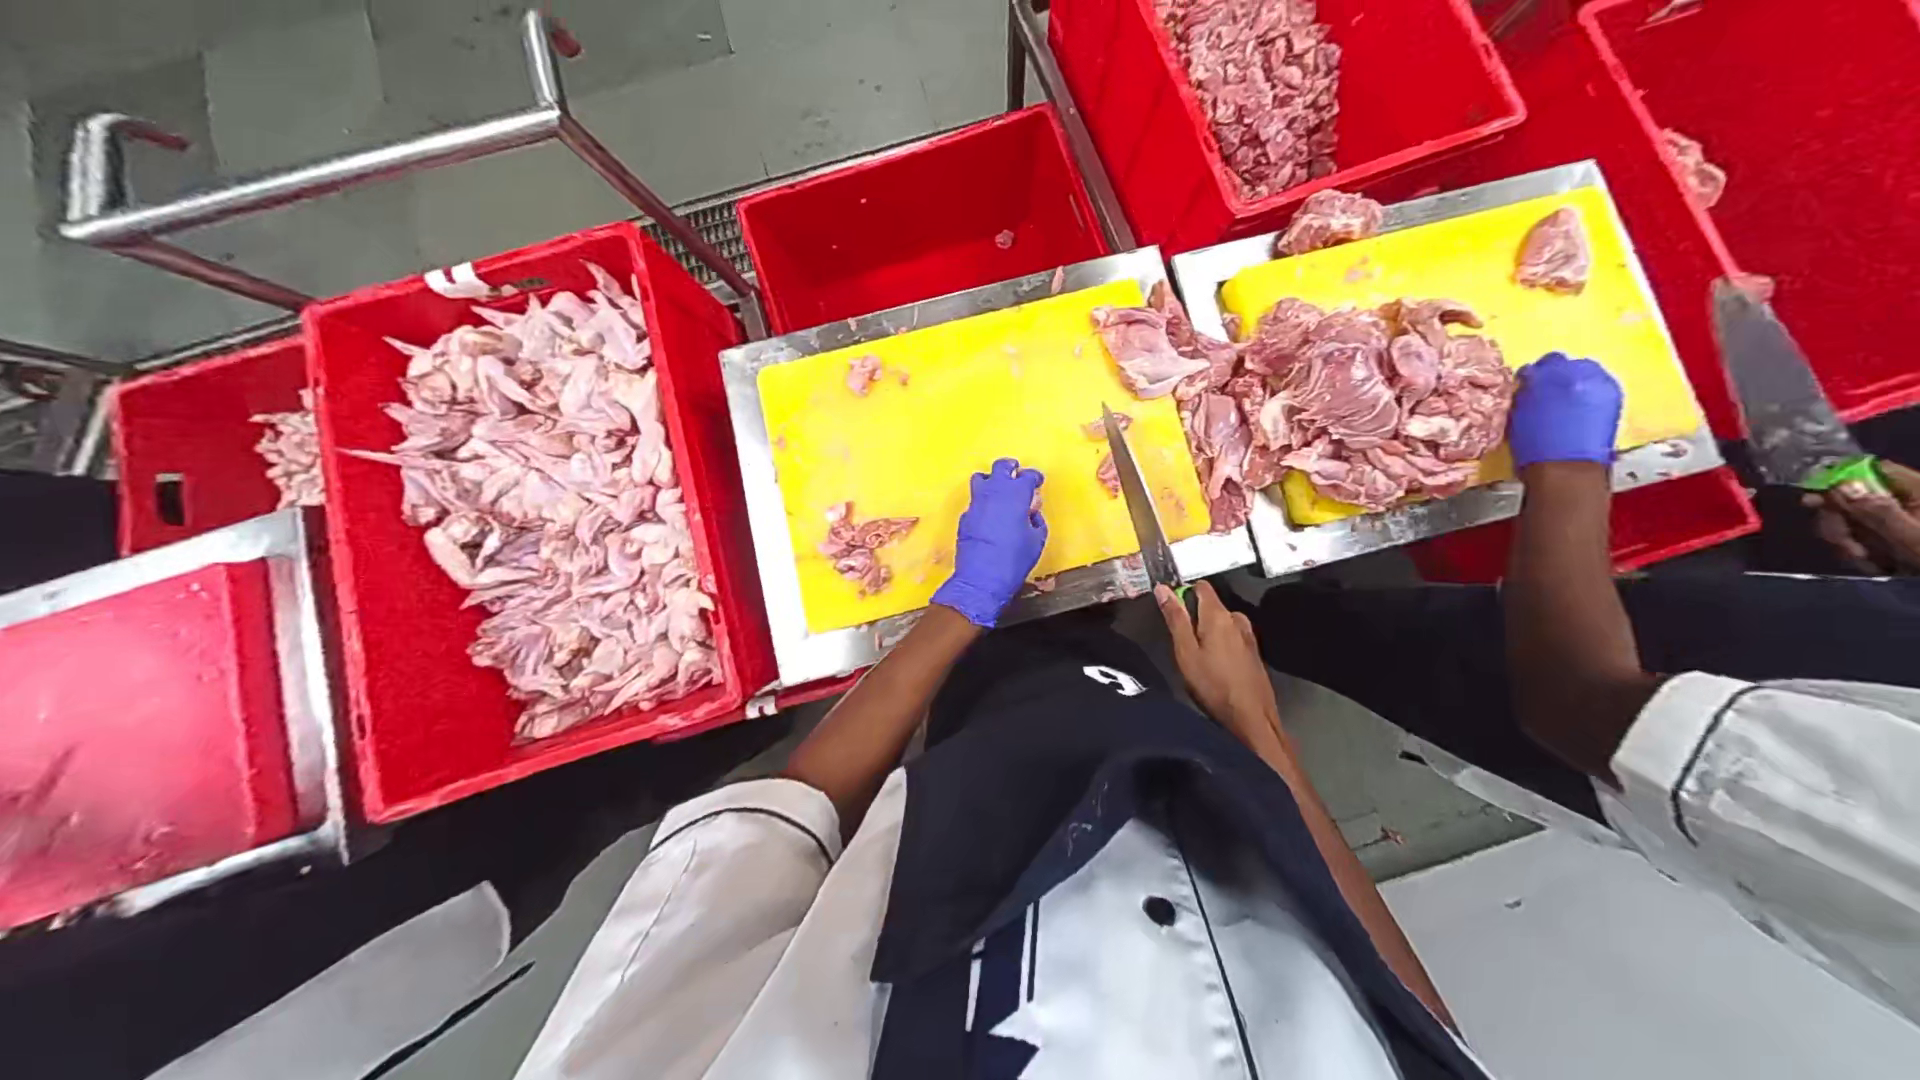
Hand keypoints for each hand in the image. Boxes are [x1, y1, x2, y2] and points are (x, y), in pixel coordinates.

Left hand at [931, 458, 1047, 627]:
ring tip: (999, 493)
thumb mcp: (1037, 539)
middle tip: (1016, 476)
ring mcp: (976, 502)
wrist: (982, 577)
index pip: (1027, 475)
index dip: (1034, 477)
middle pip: (1001, 466)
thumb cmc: (1015, 558)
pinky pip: (975, 501)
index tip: (1037, 482)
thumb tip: (1031, 513)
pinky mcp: (965, 515)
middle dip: (1011, 468)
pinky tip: (989, 517)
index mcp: (1016, 494)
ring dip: (991, 481)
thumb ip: (1035, 520)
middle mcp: (994, 491)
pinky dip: (983, 503)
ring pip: (981, 478)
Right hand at [1155, 581, 1281, 750]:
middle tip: (1183, 644)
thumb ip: (1175, 618)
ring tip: (1197, 659)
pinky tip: (1214, 667)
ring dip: (1207, 634)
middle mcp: (1237, 619)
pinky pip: (1231, 638)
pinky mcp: (1253, 652)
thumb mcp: (1185, 651)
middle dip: (1194, 618)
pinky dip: (1220, 645)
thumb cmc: (1213, 684)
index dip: (1183, 593)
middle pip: (1210, 606)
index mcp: (1218, 615)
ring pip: (1221, 624)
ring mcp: (1248, 636)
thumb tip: (1163, 588)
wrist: (1251, 717)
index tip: (1172, 611)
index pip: (1201, 587)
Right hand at [1509, 352, 1622, 468]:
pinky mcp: (1614, 395)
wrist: (1566, 468)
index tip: (1525, 387)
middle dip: (1553, 373)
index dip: (1529, 377)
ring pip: (1584, 369)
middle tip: (1545, 390)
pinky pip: (1599, 382)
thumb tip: (1527, 387)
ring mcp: (1599, 383)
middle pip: (1562, 362)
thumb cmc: (1533, 447)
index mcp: (1544, 378)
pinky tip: (1580, 404)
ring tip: (1564, 398)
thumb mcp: (1516, 417)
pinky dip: (1589, 389)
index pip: (1535, 366)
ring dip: (1573, 379)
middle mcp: (1576, 373)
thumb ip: (1523, 395)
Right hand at [1803, 460, 1919, 573]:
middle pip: (1854, 496)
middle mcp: (1912, 500)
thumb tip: (1841, 485)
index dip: (1838, 481)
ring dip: (1847, 541)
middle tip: (1849, 547)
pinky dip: (1859, 550)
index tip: (1814, 502)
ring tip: (1867, 560)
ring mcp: (1904, 519)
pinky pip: (1862, 535)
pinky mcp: (1898, 536)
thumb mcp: (1913, 537)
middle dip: (1839, 522)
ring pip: (1852, 519)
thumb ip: (1876, 510)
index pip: (1872, 470)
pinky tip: (1873, 564)